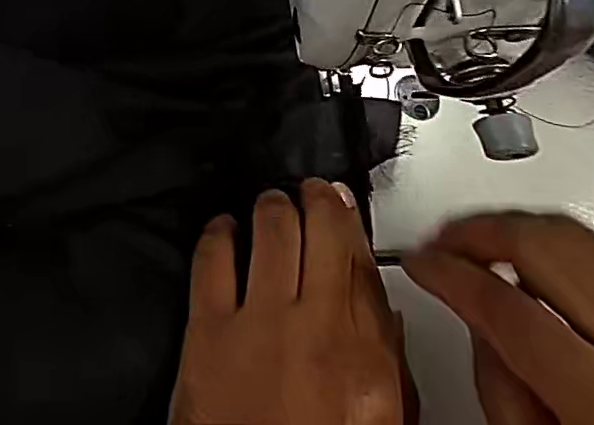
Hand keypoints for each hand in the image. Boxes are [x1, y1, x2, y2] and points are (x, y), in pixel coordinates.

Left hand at [170, 179, 415, 424]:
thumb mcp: (377, 424)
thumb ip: (386, 364)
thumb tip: (379, 310)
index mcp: (366, 361)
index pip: (364, 263)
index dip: (351, 226)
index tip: (343, 209)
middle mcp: (316, 331)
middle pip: (322, 227)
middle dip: (317, 198)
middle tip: (311, 191)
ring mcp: (259, 323)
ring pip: (271, 225)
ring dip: (271, 206)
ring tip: (271, 205)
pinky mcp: (207, 328)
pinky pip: (212, 254)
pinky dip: (219, 230)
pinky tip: (224, 227)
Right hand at [403, 213, 593, 424]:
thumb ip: (504, 391)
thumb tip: (474, 321)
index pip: (504, 303)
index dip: (447, 271)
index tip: (419, 260)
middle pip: (540, 244)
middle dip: (475, 229)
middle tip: (440, 240)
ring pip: (573, 234)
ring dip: (511, 226)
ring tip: (476, 242)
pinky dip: (552, 242)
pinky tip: (527, 260)